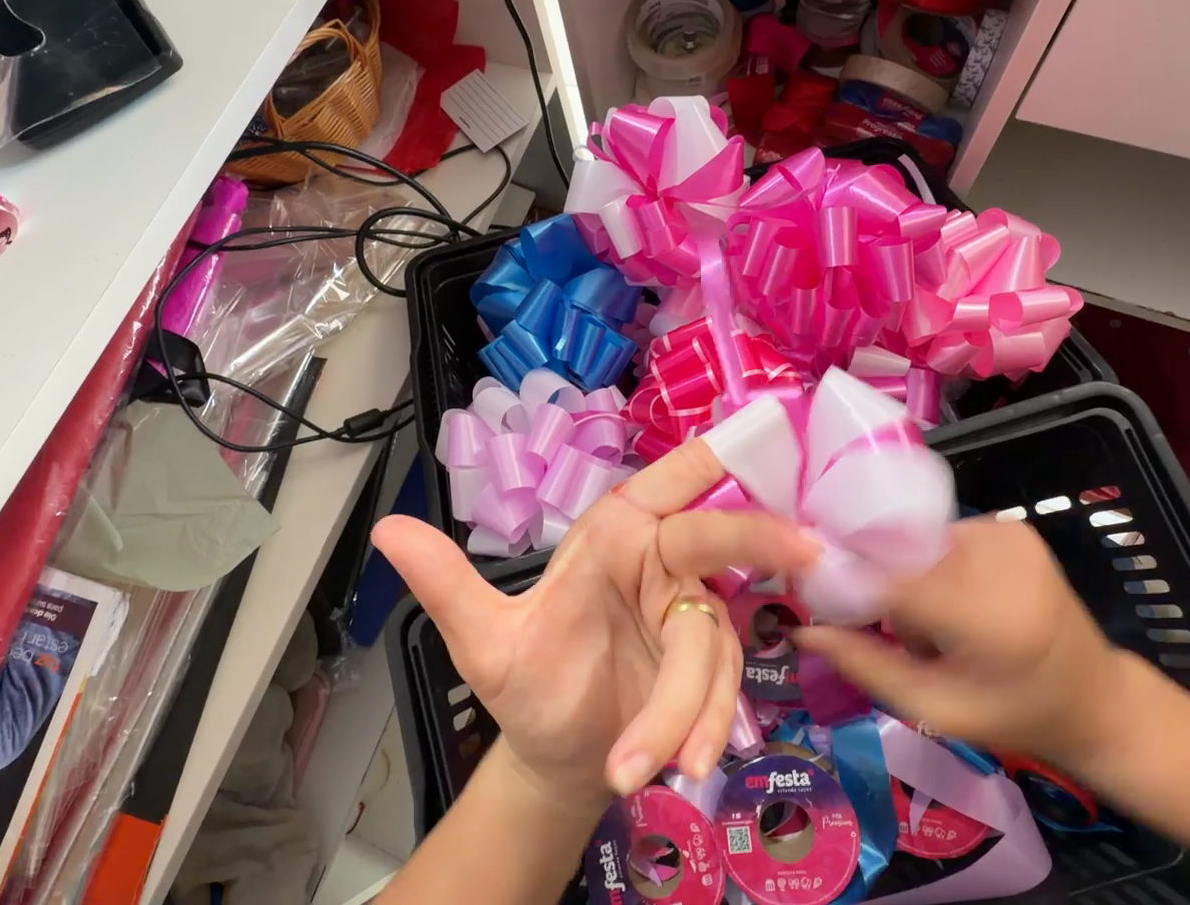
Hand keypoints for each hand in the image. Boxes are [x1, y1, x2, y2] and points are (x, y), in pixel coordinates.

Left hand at [372, 440, 815, 805]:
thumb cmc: (526, 685)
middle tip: (805, 550)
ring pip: (714, 638)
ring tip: (660, 762)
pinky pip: (723, 683)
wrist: (558, 757)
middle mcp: (660, 560)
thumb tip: (385, 528)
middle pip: (715, 537)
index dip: (714, 453)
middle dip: (757, 539)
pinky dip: (707, 722)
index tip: (767, 426)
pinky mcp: (709, 662)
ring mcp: (691, 612)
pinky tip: (688, 761)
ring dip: (694, 700)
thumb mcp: (483, 637)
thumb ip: (446, 582)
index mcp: (613, 534)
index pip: (668, 479)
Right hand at [794, 518, 1140, 768]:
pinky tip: (952, 599)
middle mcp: (998, 560)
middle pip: (895, 551)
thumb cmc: (1014, 714)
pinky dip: (929, 564)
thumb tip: (799, 627)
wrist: (1099, 701)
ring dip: (904, 574)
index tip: (811, 594)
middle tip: (886, 626)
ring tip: (930, 619)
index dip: (843, 580)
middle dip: (876, 581)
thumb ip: (864, 665)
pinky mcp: (1012, 527)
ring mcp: (1008, 535)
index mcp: (986, 617)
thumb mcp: (934, 711)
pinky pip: (938, 535)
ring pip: (912, 540)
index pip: (887, 577)